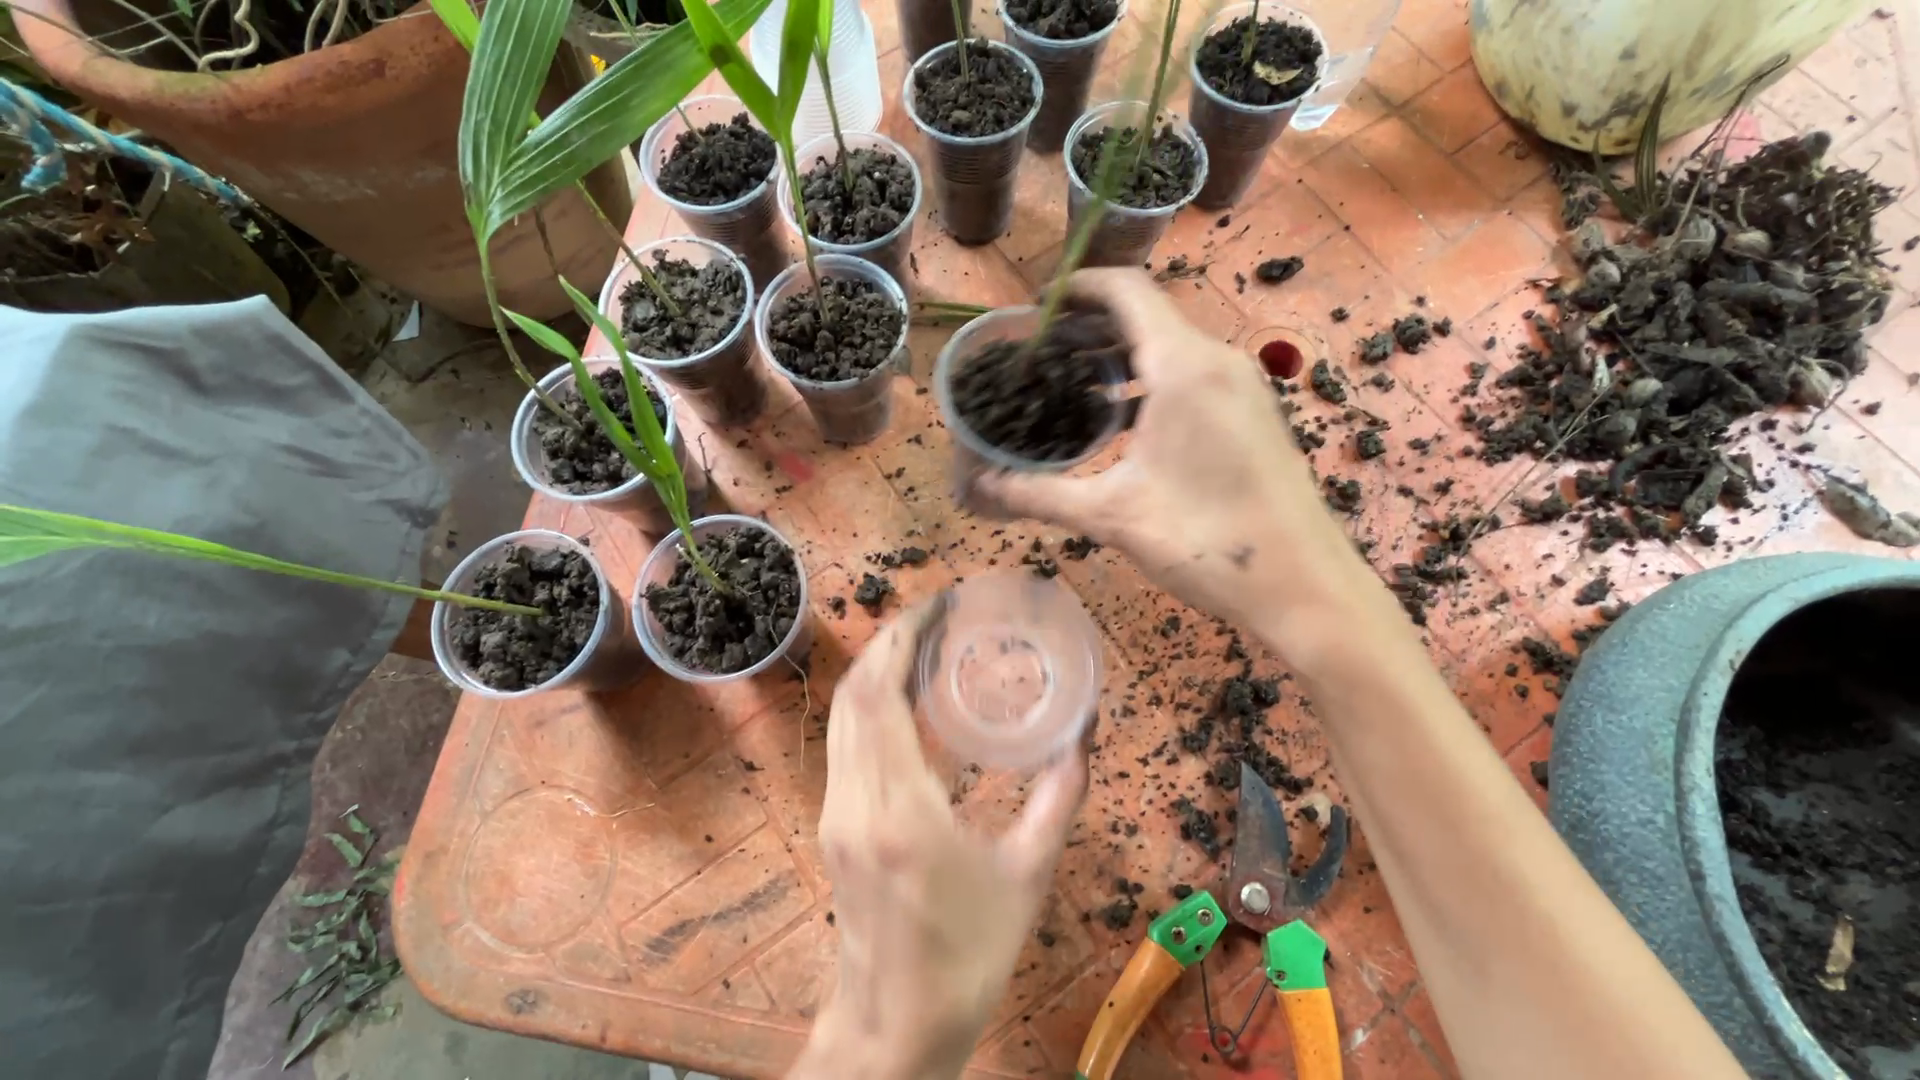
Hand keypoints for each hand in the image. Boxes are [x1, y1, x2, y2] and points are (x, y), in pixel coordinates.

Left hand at [788, 596, 1088, 1079]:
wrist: (896, 1026)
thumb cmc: (970, 956)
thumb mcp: (1028, 876)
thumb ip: (1059, 797)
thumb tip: (1086, 731)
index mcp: (903, 811)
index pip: (880, 695)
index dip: (900, 637)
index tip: (936, 604)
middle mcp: (855, 802)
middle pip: (853, 694)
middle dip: (887, 641)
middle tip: (933, 614)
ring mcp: (834, 813)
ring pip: (841, 716)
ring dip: (874, 669)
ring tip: (920, 643)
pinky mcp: (831, 825)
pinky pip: (843, 742)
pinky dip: (867, 704)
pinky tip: (903, 698)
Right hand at [969, 268, 1380, 648]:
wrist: (1303, 586)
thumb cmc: (1207, 540)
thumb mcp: (1112, 515)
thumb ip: (1039, 494)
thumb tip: (978, 490)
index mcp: (1182, 366)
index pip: (1125, 291)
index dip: (1076, 288)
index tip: (1033, 308)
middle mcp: (1217, 361)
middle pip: (1146, 316)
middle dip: (1088, 326)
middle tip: (1038, 353)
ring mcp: (1241, 388)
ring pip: (1169, 349)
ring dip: (1119, 358)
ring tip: (1069, 385)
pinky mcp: (1252, 415)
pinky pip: (1191, 377)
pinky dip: (1149, 384)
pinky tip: (1120, 425)